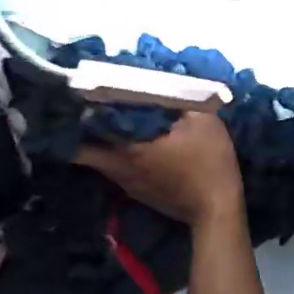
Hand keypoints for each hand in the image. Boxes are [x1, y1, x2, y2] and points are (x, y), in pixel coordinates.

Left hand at [77, 112, 244, 227]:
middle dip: (85, 132)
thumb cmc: (208, 160)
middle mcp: (117, 168)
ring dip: (105, 143)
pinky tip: (140, 147)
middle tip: (95, 112)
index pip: (82, 136)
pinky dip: (122, 155)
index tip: (81, 99)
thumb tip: (165, 86)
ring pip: (101, 160)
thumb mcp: (204, 121)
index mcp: (126, 149)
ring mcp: (126, 183)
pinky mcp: (138, 192)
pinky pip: (118, 169)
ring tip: (118, 125)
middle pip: (84, 151)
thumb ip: (182, 101)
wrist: (215, 207)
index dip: (77, 117)